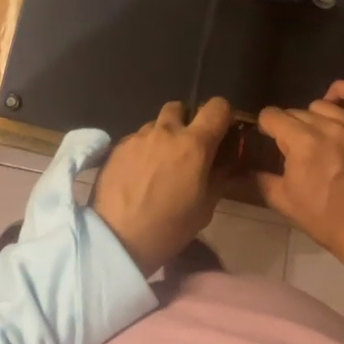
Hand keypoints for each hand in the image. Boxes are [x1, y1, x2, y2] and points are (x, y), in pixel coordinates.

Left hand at [93, 98, 232, 274]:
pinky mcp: (117, 146)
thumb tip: (226, 163)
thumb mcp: (206, 207)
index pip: (217, 106)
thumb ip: (219, 177)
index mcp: (194, 144)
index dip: (222, 115)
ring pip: (155, 124)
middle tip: (186, 148)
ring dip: (162, 136)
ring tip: (159, 165)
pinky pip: (136, 139)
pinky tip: (139, 174)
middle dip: (186, 121)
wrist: (118, 236)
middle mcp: (165, 131)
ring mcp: (138, 136)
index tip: (221, 131)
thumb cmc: (170, 226)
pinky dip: (142, 149)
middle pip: (180, 107)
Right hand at [257, 80, 343, 260]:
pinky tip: (334, 97)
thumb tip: (237, 168)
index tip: (269, 141)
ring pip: (322, 106)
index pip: (272, 116)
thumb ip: (258, 179)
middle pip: (296, 113)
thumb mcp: (284, 202)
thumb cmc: (327, 220)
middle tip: (296, 151)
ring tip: (319, 139)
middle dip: (290, 128)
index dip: (266, 128)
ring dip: (314, 119)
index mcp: (301, 143)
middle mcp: (326, 127)